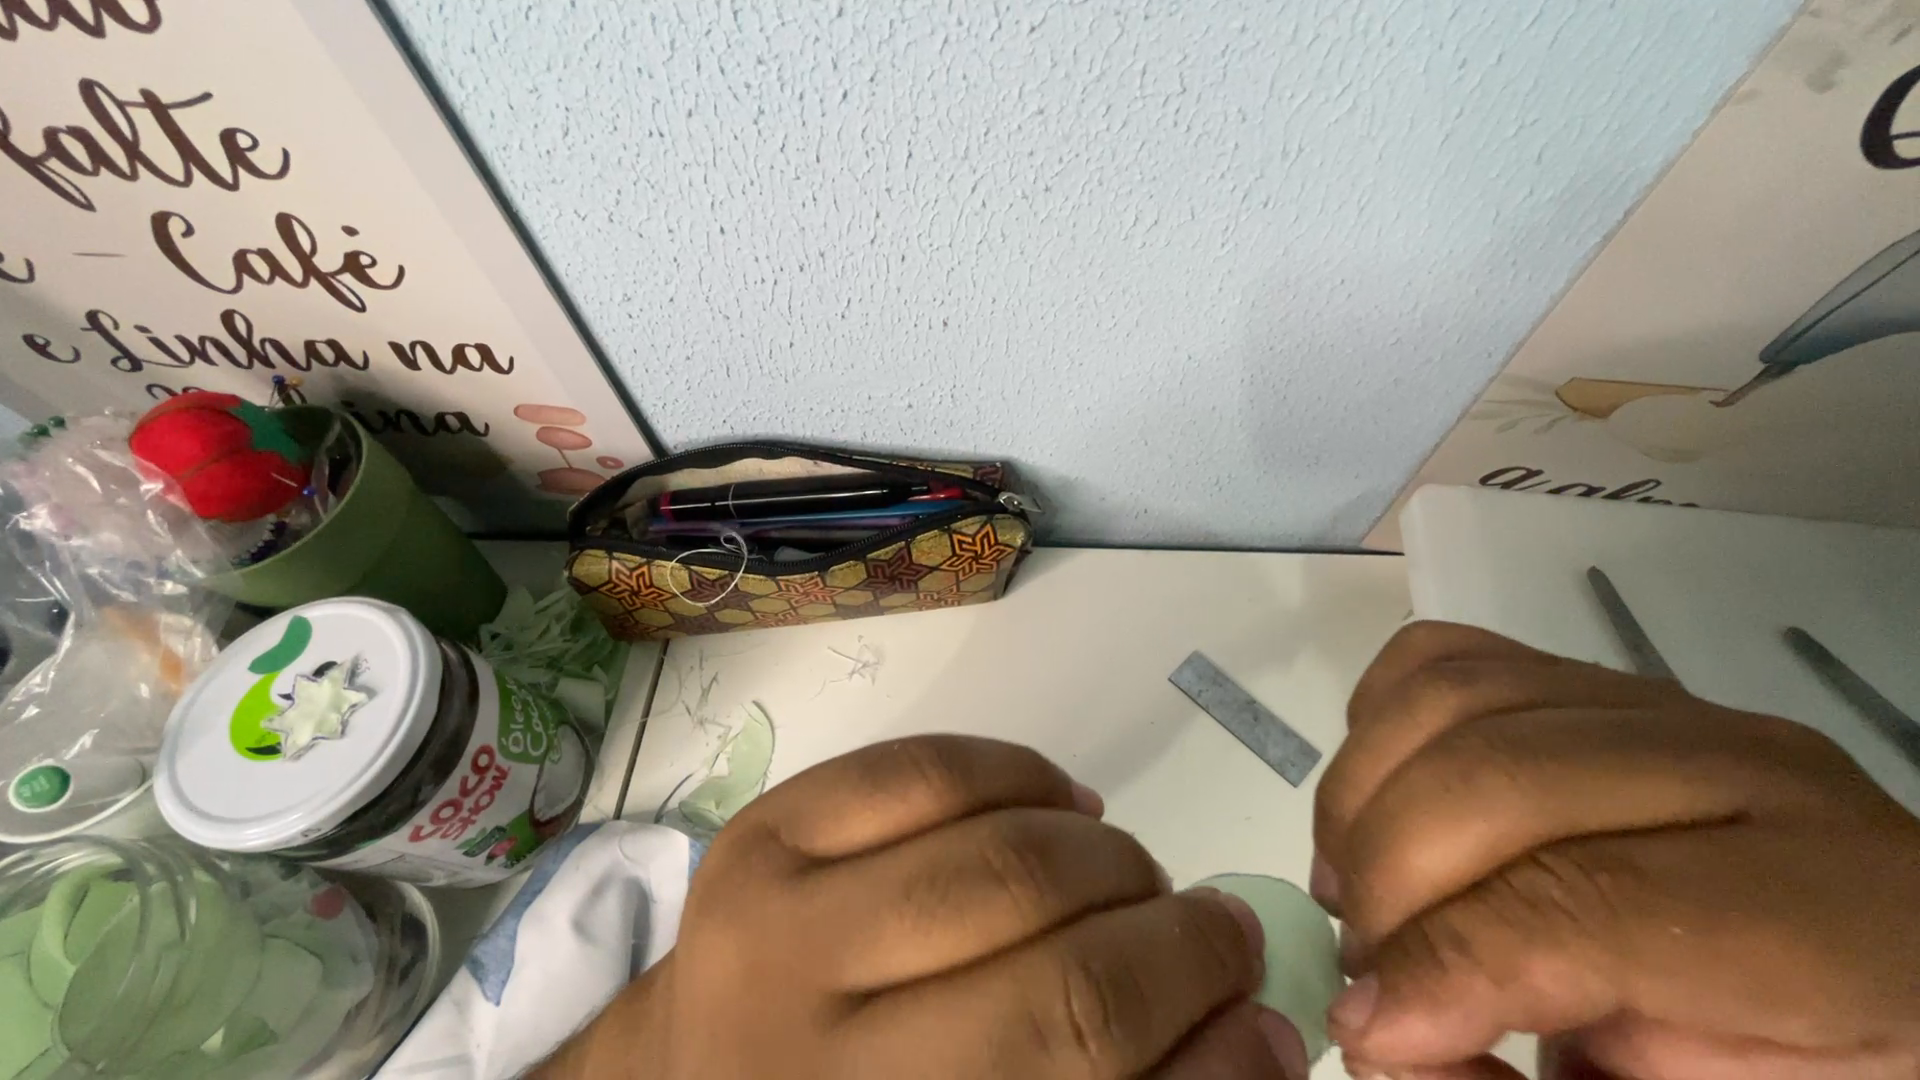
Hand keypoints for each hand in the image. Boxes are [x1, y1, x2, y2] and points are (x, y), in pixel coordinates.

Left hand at [537, 735, 1308, 1078]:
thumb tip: (1262, 1027)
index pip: (1076, 1044)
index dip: (1198, 1010)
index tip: (1259, 997)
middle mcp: (804, 1034)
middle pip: (1044, 938)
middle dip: (1166, 925)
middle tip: (1204, 925)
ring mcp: (770, 914)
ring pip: (992, 840)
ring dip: (1099, 848)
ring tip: (1125, 869)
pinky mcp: (760, 831)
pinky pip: (922, 766)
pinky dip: (1013, 773)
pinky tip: (1055, 802)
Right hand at [1313, 621, 1919, 1079]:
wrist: (1867, 972)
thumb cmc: (1802, 1064)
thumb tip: (1378, 1045)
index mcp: (1828, 911)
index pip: (1587, 901)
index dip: (1448, 961)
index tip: (1368, 1029)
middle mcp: (1734, 764)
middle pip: (1493, 776)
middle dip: (1386, 877)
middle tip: (1359, 966)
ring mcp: (1643, 701)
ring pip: (1447, 698)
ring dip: (1359, 799)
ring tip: (1346, 888)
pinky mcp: (1573, 677)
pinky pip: (1439, 659)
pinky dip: (1374, 720)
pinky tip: (1371, 799)